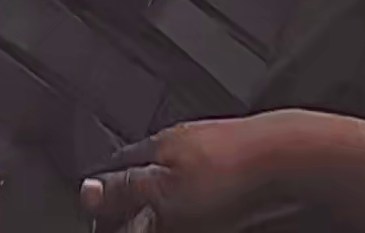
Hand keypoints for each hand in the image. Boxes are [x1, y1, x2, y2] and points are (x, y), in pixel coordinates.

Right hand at [81, 114, 303, 232]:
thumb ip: (126, 188)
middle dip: (130, 197)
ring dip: (156, 197)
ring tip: (153, 218)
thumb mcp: (165, 189)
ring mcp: (200, 147)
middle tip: (124, 223)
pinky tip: (191, 207)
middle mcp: (176, 141)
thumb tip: (88, 188)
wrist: (277, 155)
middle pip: (141, 172)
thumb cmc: (225, 168)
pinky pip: (191, 178)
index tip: (100, 221)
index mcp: (156, 145)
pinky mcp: (222, 159)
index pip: (117, 168)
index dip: (105, 196)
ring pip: (166, 174)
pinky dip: (183, 196)